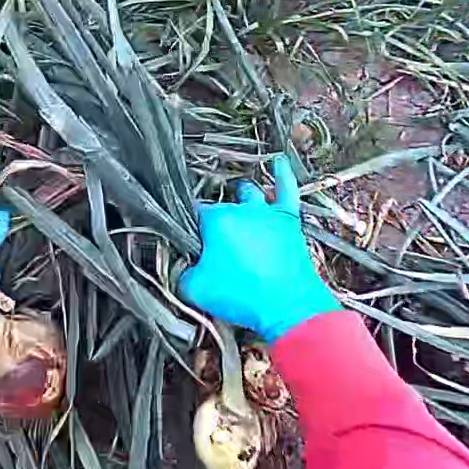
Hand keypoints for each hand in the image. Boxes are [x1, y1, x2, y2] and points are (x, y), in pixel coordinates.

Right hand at [180, 155, 339, 341]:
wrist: (287, 307)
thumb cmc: (242, 295)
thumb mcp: (196, 290)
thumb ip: (181, 274)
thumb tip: (180, 269)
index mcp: (216, 221)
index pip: (194, 213)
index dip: (187, 226)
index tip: (186, 238)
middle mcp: (241, 209)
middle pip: (220, 206)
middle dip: (212, 219)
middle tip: (209, 237)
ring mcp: (266, 211)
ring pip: (249, 193)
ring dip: (240, 194)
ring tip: (233, 195)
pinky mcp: (288, 219)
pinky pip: (286, 188)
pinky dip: (282, 173)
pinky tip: (278, 161)